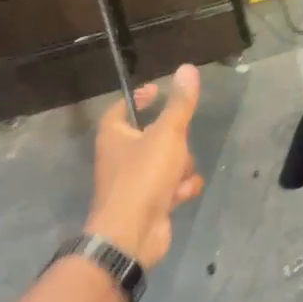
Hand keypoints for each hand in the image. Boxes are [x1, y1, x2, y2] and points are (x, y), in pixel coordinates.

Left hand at [83, 64, 204, 268]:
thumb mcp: (167, 134)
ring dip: (182, 167)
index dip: (139, 99)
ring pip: (170, 161)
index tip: (158, 91)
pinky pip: (173, 185)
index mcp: (114, 136)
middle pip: (155, 136)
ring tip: (179, 177)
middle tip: (180, 143)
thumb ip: (180, 103)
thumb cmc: (143, 176)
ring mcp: (134, 181)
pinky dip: (181, 189)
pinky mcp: (149, 202)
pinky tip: (180, 195)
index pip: (122, 109)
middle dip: (176, 141)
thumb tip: (188, 68)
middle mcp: (120, 157)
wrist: (132, 233)